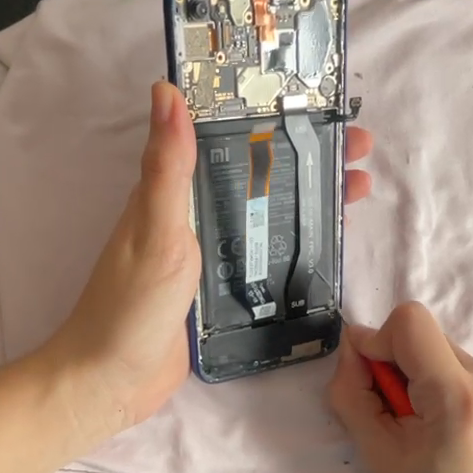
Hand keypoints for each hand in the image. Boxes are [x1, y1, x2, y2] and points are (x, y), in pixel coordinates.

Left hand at [38, 81, 374, 439]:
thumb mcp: (155, 232)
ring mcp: (205, 258)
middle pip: (255, 178)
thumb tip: (167, 91)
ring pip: (262, 218)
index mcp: (171, 196)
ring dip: (305, 202)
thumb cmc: (130, 306)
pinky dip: (292, 247)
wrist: (114, 381)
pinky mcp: (217, 293)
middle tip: (357, 153)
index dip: (271, 120)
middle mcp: (190, 220)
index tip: (320, 110)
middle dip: (305, 161)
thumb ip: (167, 169)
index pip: (226, 142)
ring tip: (354, 194)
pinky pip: (260, 259)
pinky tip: (324, 249)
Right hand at [328, 302, 472, 472]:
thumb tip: (351, 346)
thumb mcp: (374, 451)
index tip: (368, 383)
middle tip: (387, 411)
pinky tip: (428, 419)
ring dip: (408, 371)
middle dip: (390, 360)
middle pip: (420, 332)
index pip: (410, 323)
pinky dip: (426, 379)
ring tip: (410, 420)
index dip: (376, 342)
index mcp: (458, 395)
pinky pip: (447, 361)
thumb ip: (352, 392)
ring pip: (432, 344)